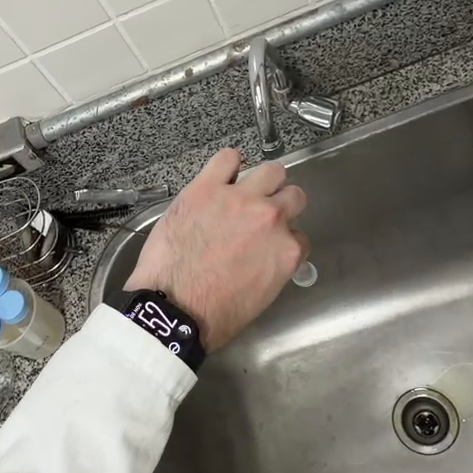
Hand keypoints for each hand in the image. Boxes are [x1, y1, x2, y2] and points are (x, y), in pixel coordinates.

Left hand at [126, 148, 308, 352]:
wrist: (172, 308)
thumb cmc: (213, 314)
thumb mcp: (260, 297)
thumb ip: (272, 267)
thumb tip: (265, 255)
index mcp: (286, 251)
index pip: (299, 236)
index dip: (284, 239)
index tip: (270, 244)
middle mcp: (271, 219)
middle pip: (293, 195)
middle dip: (281, 204)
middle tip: (262, 214)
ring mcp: (239, 199)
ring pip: (271, 171)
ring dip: (263, 181)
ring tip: (247, 190)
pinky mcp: (206, 188)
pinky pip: (227, 158)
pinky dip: (228, 163)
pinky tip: (223, 172)